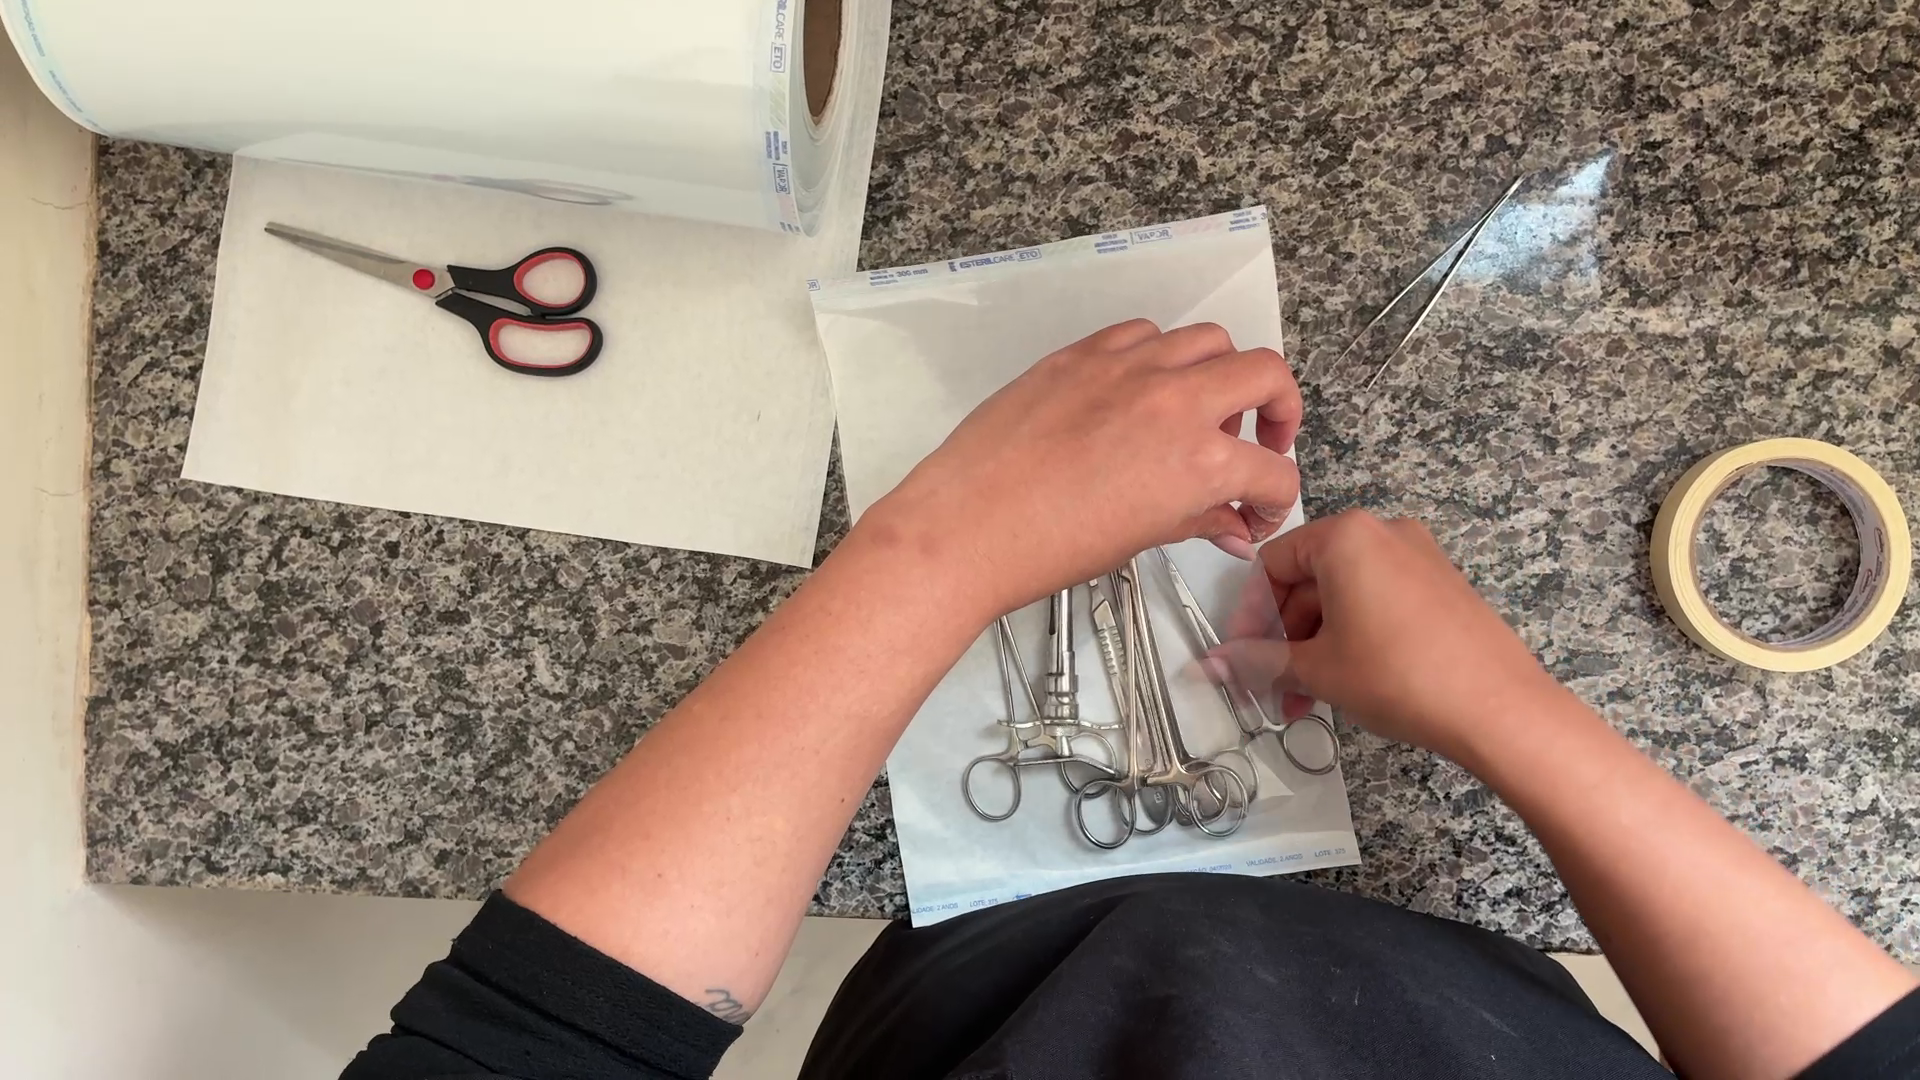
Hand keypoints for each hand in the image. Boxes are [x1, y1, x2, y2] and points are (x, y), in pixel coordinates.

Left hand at [860, 319, 1300, 618]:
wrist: (967, 526)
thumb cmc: (1049, 549)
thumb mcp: (1137, 540)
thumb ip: (1196, 521)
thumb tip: (1233, 528)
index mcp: (1199, 461)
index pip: (1273, 472)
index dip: (1277, 499)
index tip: (1257, 511)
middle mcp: (1175, 400)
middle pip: (1264, 373)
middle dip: (1278, 409)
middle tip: (1259, 441)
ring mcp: (1126, 367)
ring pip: (1206, 339)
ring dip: (1217, 374)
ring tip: (1193, 411)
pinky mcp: (1079, 354)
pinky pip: (1139, 334)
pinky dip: (1156, 357)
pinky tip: (1137, 390)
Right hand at [1213, 510, 1559, 760]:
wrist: (1505, 714)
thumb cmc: (1399, 675)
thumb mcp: (1315, 668)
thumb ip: (1254, 661)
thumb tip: (1207, 665)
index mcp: (1345, 536)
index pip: (1270, 567)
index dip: (1247, 615)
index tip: (1238, 656)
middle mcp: (1382, 533)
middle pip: (1305, 583)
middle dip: (1281, 639)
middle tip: (1268, 685)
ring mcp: (1418, 558)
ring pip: (1339, 599)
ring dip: (1312, 647)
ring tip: (1301, 699)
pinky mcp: (1441, 588)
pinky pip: (1374, 604)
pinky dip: (1349, 638)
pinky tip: (1341, 684)